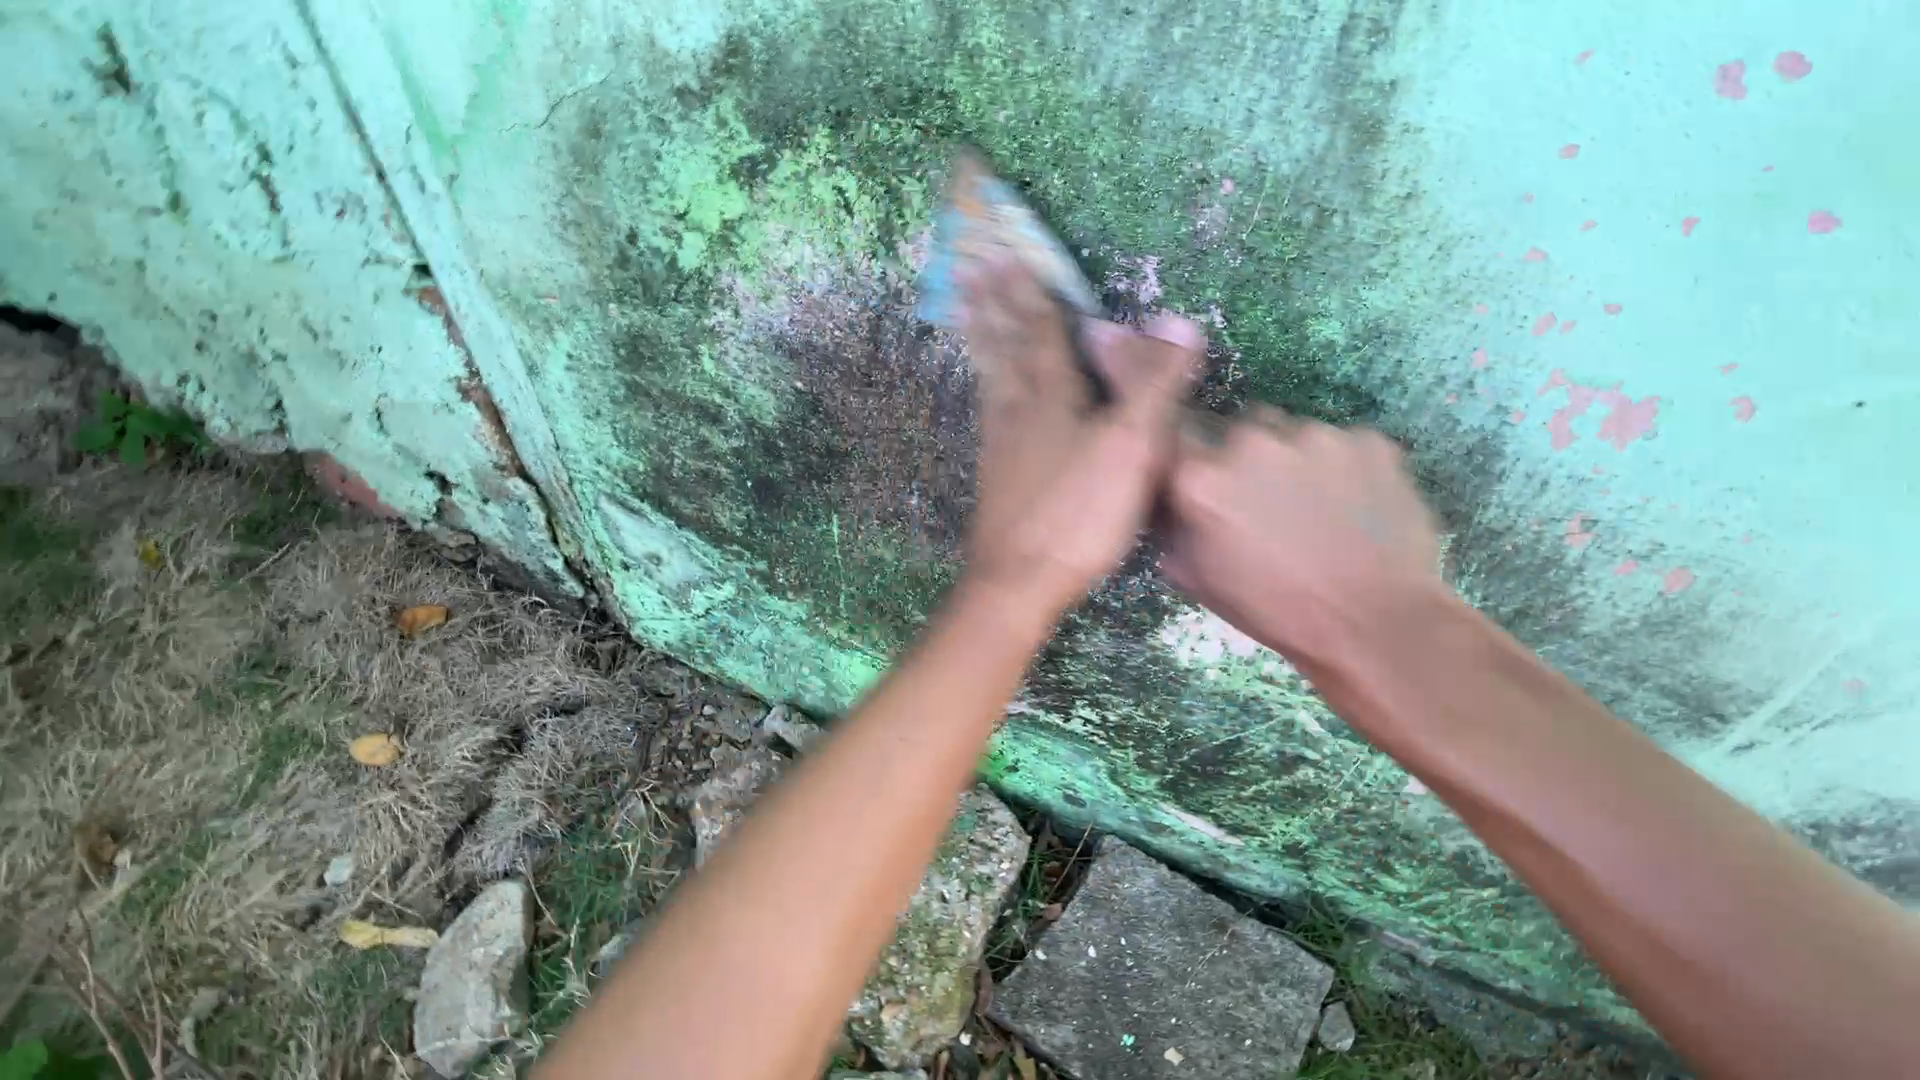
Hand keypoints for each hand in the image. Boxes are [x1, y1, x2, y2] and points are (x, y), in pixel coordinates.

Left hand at [960, 258, 1201, 616]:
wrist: (1018, 580)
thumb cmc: (1078, 512)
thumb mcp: (1130, 446)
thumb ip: (1153, 384)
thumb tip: (1179, 321)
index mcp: (1051, 394)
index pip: (1042, 329)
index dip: (1031, 290)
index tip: (1008, 253)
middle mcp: (1017, 408)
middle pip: (1004, 344)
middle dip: (993, 302)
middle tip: (970, 266)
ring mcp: (999, 442)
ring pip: (989, 374)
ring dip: (980, 337)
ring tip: (964, 311)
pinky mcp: (994, 474)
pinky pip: (986, 410)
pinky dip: (984, 385)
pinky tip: (986, 395)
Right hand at [1159, 410, 1441, 663]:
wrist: (1372, 624)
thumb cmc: (1275, 609)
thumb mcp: (1200, 580)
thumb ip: (1176, 531)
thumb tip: (1177, 508)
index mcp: (1203, 478)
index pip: (1181, 439)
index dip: (1195, 461)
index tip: (1210, 485)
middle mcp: (1252, 442)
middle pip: (1239, 431)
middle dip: (1247, 459)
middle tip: (1267, 503)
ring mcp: (1315, 436)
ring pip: (1295, 435)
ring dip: (1296, 461)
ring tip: (1317, 508)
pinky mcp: (1369, 441)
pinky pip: (1346, 444)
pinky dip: (1345, 468)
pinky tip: (1354, 507)